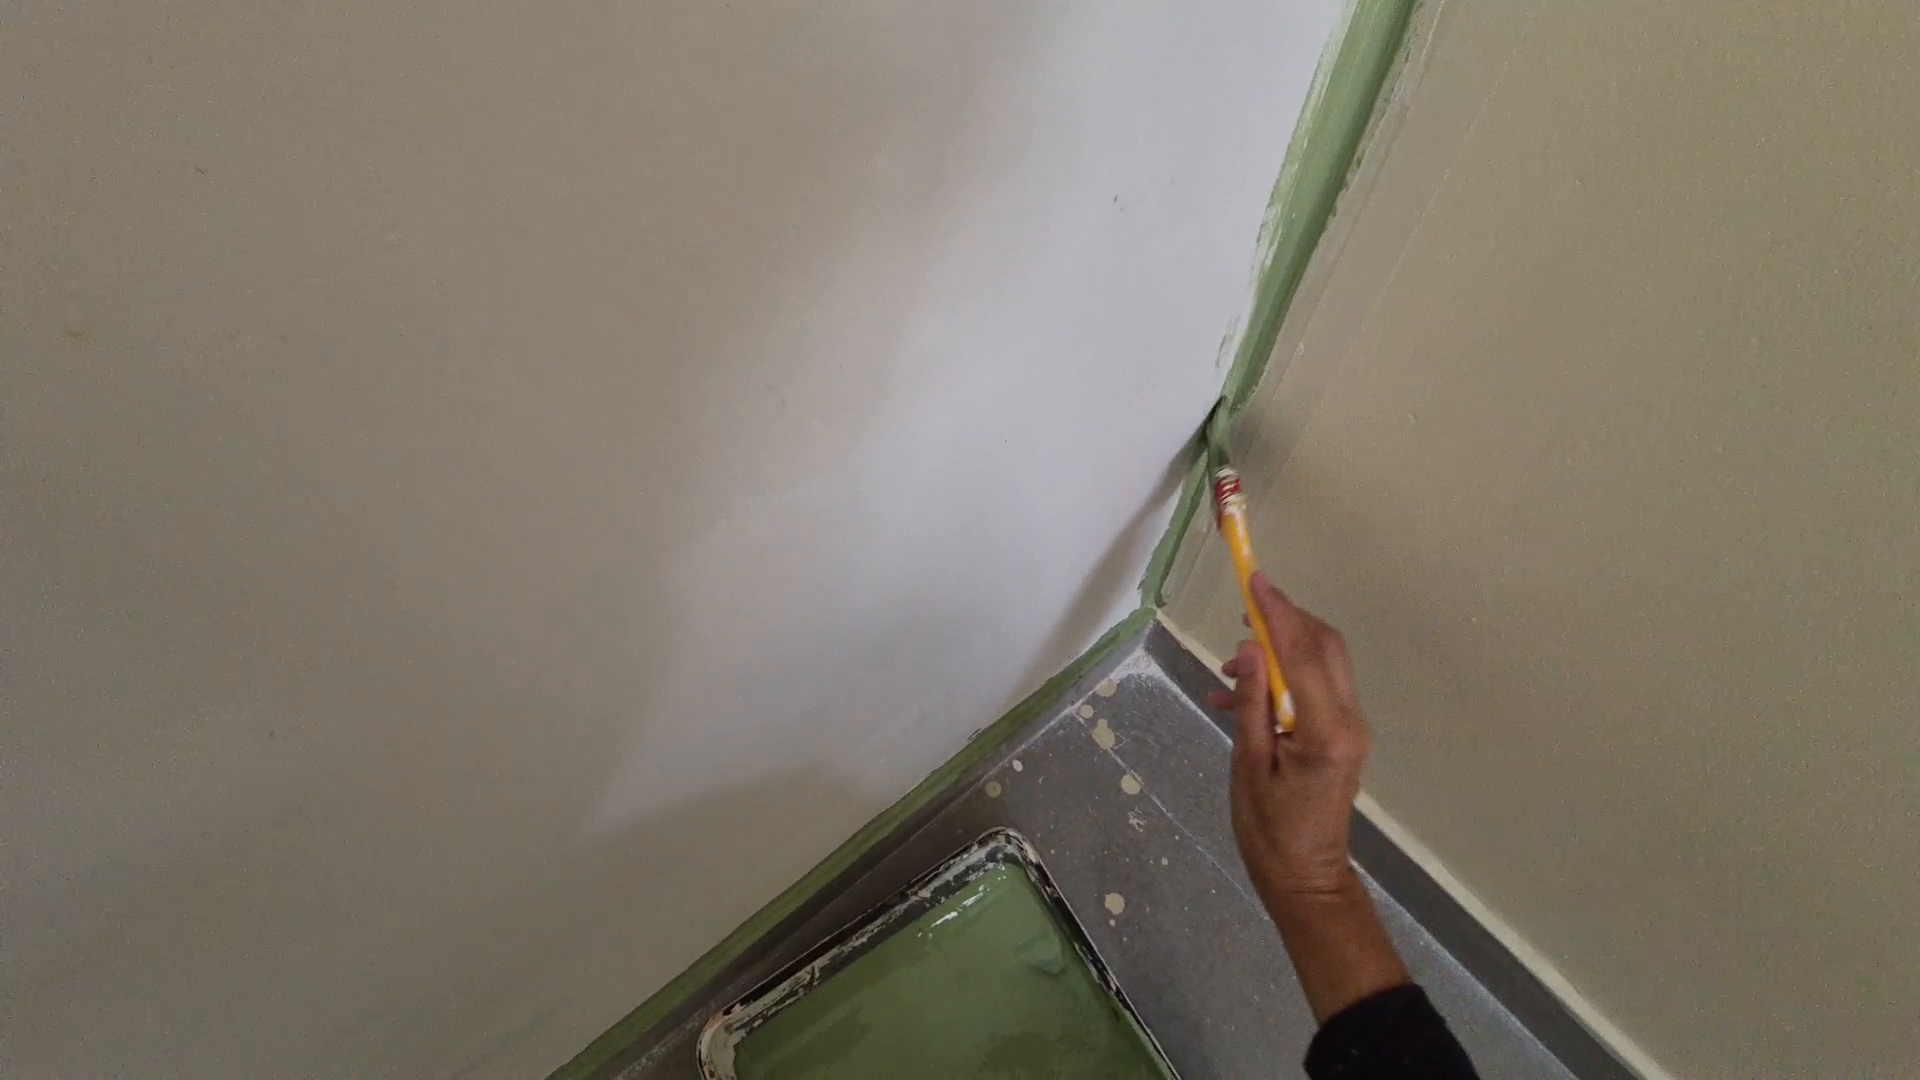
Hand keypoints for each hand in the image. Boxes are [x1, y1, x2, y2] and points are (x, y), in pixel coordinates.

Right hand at [1208, 572, 1371, 909]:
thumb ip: (1251, 702)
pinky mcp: (1343, 733)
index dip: (1276, 612)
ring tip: (1231, 661)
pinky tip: (1238, 693)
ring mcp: (1351, 726)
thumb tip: (1247, 648)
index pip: (1301, 653)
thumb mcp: (1248, 762)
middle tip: (1245, 606)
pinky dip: (1282, 674)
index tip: (1253, 579)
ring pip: (1323, 660)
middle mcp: (1349, 720)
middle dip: (1286, 617)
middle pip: (1324, 646)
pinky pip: (1315, 685)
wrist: (1305, 875)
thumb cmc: (1268, 826)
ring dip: (1282, 645)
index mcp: (1325, 731)